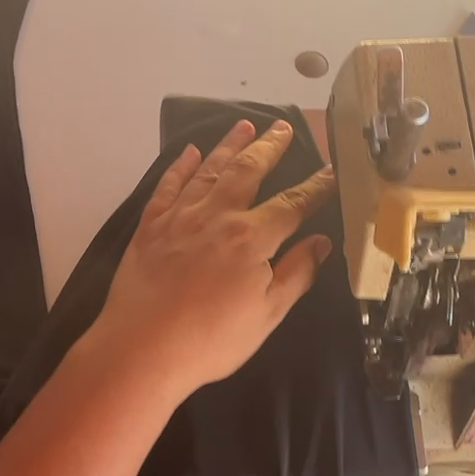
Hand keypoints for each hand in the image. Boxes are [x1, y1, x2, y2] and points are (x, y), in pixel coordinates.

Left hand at [89, 118, 335, 400]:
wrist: (142, 349)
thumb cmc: (212, 340)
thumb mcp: (267, 315)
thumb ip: (296, 274)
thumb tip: (321, 242)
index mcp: (252, 239)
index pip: (292, 205)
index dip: (315, 187)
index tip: (332, 170)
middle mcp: (218, 217)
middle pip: (248, 172)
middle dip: (269, 148)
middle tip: (282, 127)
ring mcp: (180, 218)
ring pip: (209, 171)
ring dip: (228, 146)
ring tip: (243, 126)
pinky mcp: (150, 227)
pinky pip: (168, 186)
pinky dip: (181, 167)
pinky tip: (191, 154)